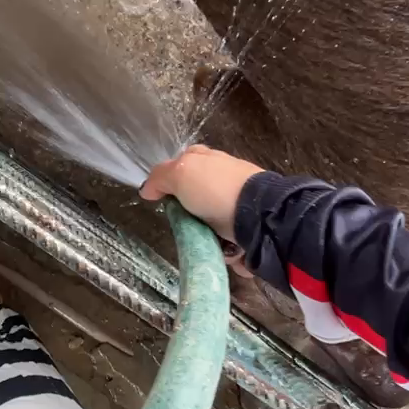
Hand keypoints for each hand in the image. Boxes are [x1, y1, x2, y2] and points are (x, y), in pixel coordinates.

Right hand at [140, 145, 263, 242]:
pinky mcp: (253, 226)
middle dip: (190, 213)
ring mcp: (240, 202)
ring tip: (210, 242)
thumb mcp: (179, 174)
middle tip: (186, 223)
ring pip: (213, 220)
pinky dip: (230, 248)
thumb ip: (159, 178)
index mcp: (208, 159)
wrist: (261, 216)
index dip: (171, 179)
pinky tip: (229, 250)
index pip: (183, 162)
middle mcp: (224, 177)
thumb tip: (147, 190)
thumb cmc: (216, 189)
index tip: (165, 198)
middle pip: (196, 197)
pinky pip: (233, 240)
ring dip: (209, 234)